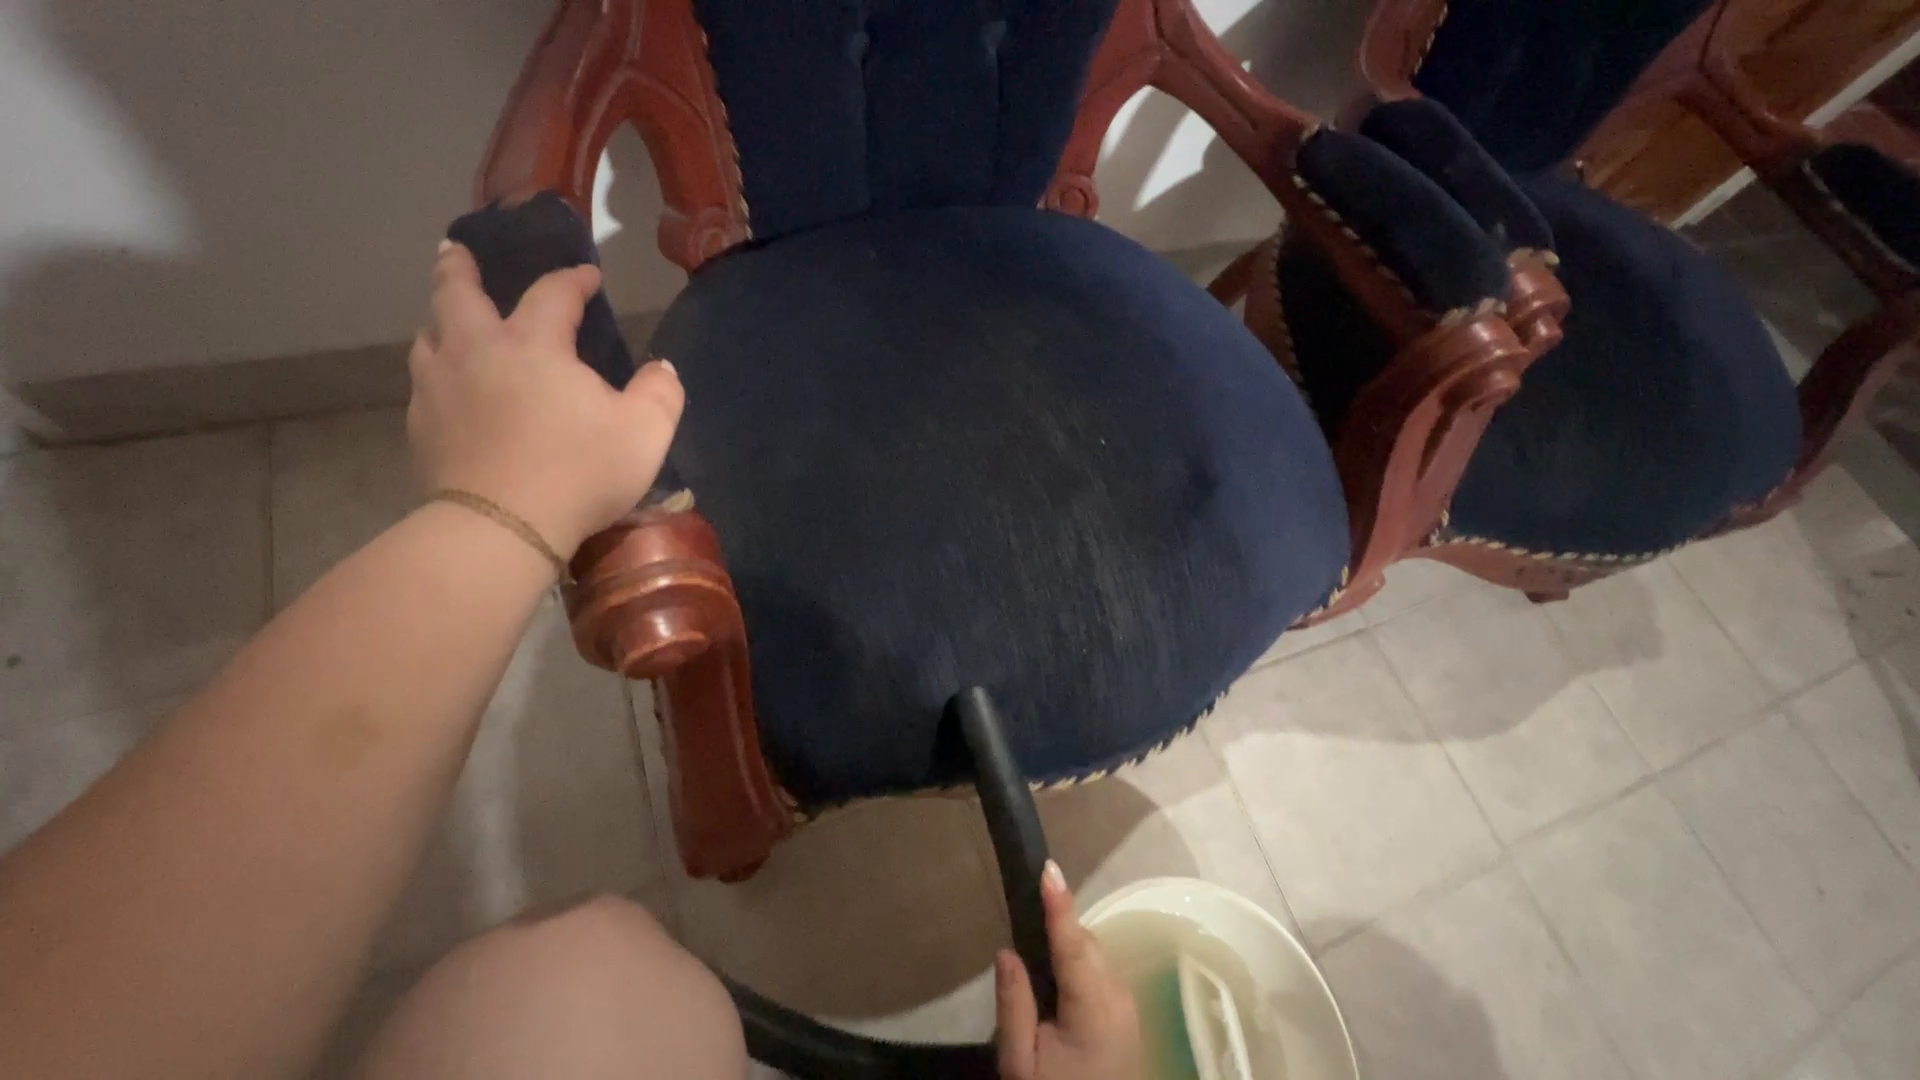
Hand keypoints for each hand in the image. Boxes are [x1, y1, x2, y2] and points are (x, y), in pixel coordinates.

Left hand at [408, 241, 683, 555]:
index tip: (587, 276)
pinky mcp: (422, 427)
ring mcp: (440, 388)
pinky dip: (438, 373)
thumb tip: (661, 368)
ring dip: (441, 321)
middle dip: (460, 268)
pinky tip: (449, 388)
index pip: (553, 294)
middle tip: (457, 251)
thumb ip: (660, 392)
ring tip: (450, 322)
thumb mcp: (646, 432)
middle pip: (457, 293)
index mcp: (533, 343)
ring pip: (430, 337)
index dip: (572, 280)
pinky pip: (425, 384)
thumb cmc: (580, 471)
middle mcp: (477, 351)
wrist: (502, 526)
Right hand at [995, 862, 1142, 1079]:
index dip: (1060, 905)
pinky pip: (1097, 971)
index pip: (1074, 944)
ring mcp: (1127, 1004)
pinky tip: (1054, 984)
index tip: (1049, 868)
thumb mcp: (1021, 1064)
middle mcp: (1118, 997)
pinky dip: (1076, 964)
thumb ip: (1014, 1006)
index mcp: (1094, 1009)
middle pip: (1083, 943)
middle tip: (1020, 926)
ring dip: (1066, 947)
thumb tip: (1007, 951)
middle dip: (1056, 927)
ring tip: (1033, 965)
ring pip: (1092, 954)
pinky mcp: (1126, 1012)